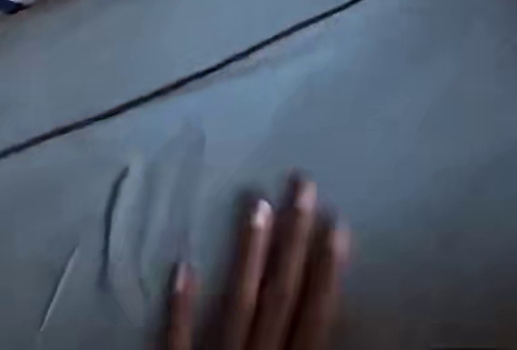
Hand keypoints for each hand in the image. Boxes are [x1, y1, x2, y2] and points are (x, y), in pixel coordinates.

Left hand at [165, 177, 350, 349]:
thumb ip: (309, 345)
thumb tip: (326, 304)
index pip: (315, 312)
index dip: (328, 267)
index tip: (337, 218)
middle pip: (280, 294)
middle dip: (294, 236)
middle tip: (302, 183)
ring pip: (238, 304)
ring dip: (249, 253)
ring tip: (257, 202)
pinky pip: (179, 341)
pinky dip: (181, 306)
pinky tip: (183, 265)